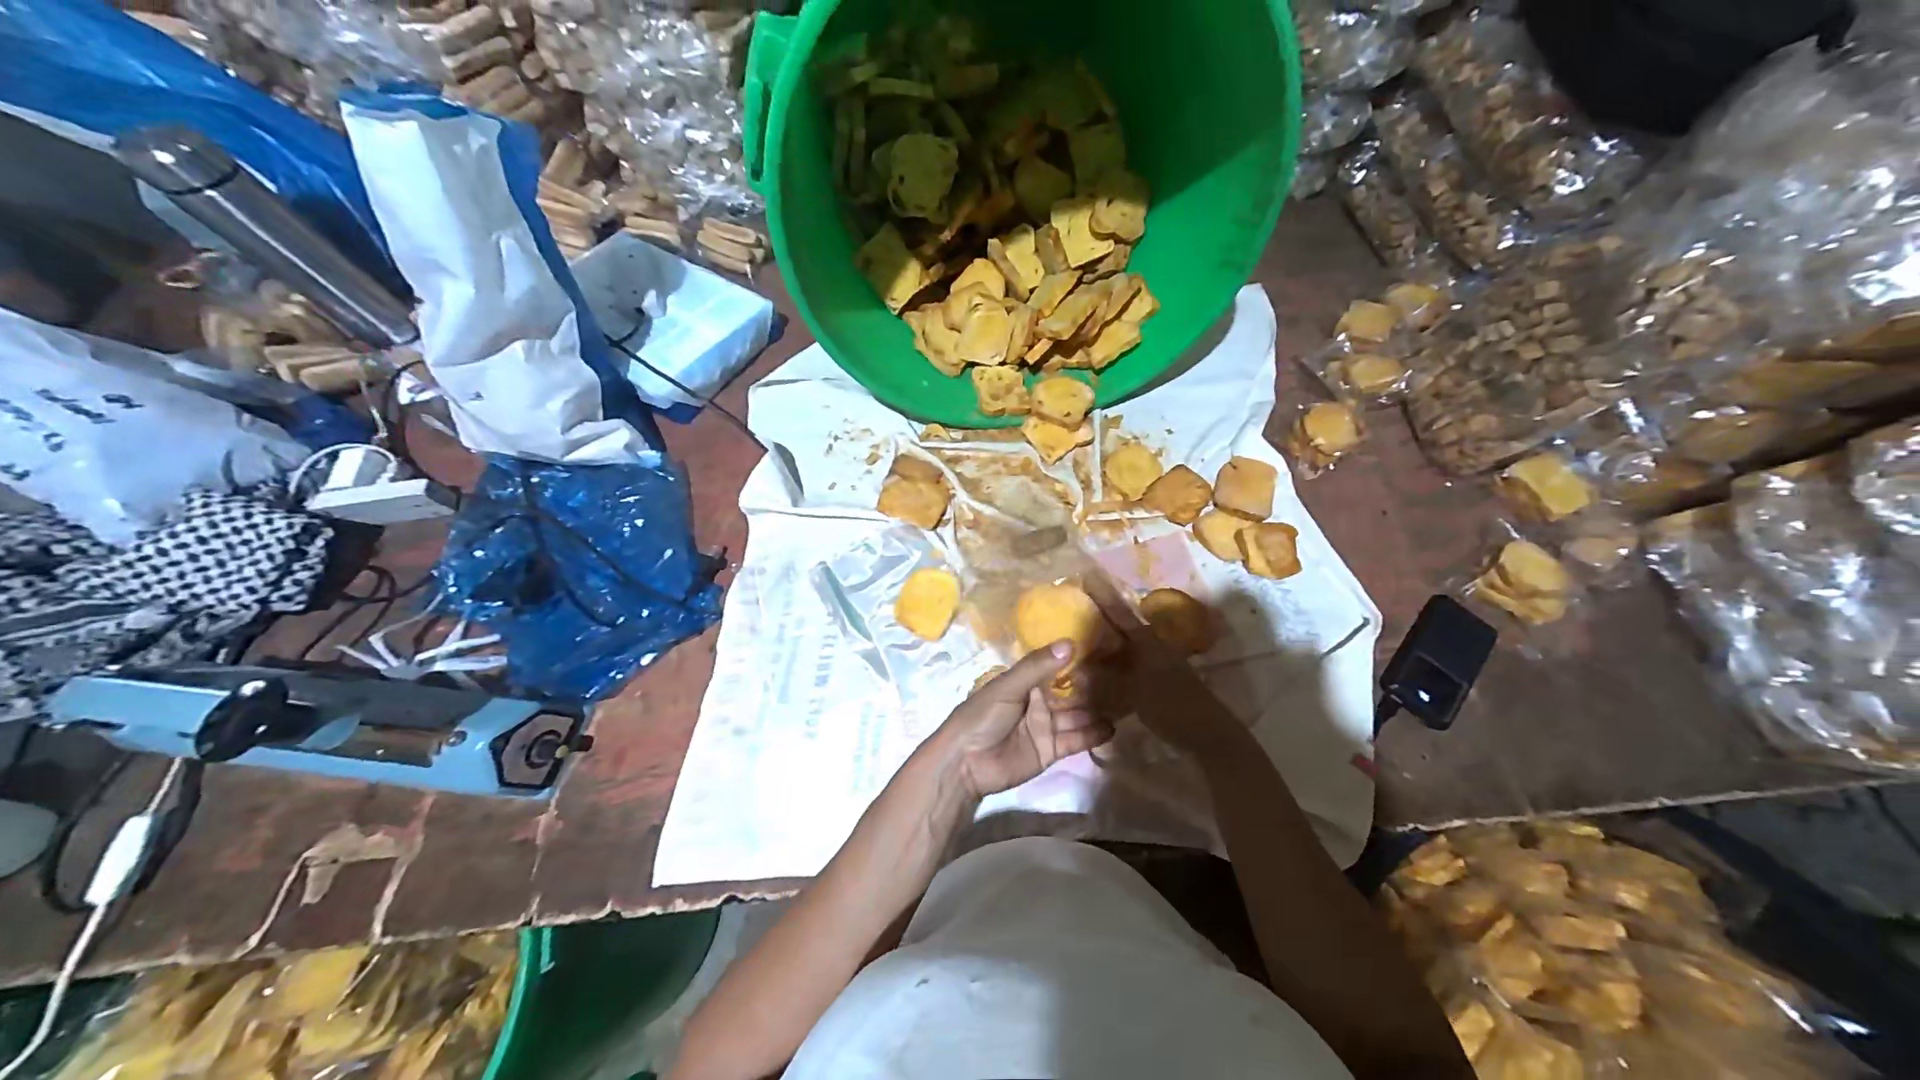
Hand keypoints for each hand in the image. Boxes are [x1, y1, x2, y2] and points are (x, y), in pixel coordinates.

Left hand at [935, 642, 1114, 798]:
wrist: (965, 764)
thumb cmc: (981, 717)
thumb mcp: (1007, 686)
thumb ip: (1038, 667)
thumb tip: (1070, 643)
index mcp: (1024, 681)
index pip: (1055, 667)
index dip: (1076, 661)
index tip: (1105, 650)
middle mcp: (1038, 701)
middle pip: (1070, 693)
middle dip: (1092, 687)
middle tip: (1124, 678)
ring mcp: (1045, 726)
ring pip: (1076, 715)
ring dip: (1096, 710)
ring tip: (1125, 703)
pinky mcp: (1050, 750)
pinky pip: (1075, 739)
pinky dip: (1093, 734)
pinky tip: (1112, 728)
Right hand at [1084, 575, 1250, 763]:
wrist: (1210, 736)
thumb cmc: (1173, 707)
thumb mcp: (1135, 692)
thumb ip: (1106, 680)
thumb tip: (1077, 670)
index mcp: (1147, 643)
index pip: (1120, 613)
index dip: (1103, 596)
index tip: (1087, 576)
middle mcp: (1152, 648)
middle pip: (1121, 629)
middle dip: (1100, 619)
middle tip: (1073, 611)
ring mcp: (1157, 666)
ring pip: (1125, 649)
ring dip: (1105, 645)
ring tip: (1080, 642)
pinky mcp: (1157, 684)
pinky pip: (1128, 668)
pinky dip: (1112, 667)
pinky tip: (1098, 675)